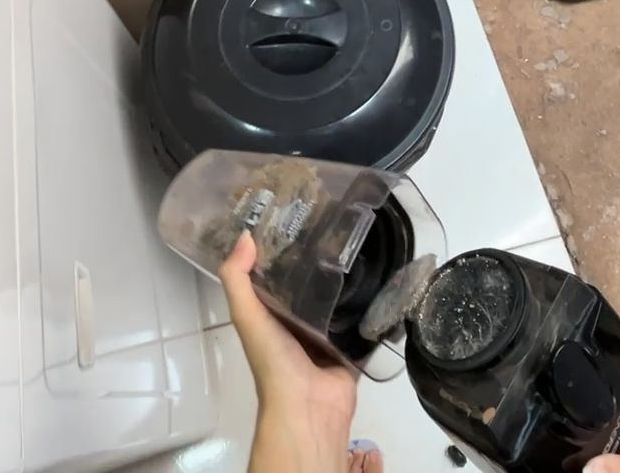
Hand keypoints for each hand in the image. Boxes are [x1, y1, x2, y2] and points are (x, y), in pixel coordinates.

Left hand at [221, 231, 366, 472]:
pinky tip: (382, 274)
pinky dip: (371, 301)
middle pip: (311, 282)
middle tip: (338, 221)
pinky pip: (363, 317)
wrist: (308, 408)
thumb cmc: (273, 361)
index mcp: (273, 312)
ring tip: (362, 240)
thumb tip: (245, 234)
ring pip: (338, 297)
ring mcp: (328, 332)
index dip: (284, 245)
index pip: (278, 271)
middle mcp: (299, 320)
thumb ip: (237, 279)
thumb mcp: (247, 316)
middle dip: (321, 257)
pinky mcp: (352, 343)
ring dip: (348, 277)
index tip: (300, 211)